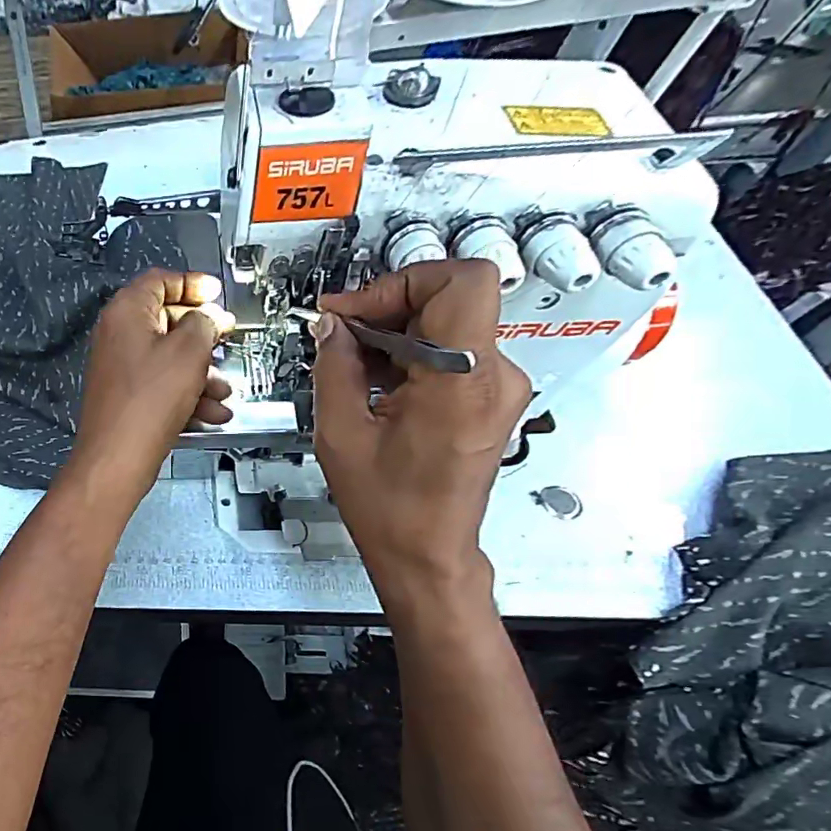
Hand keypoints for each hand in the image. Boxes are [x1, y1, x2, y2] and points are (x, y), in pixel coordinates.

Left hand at [71, 269, 234, 488]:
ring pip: (170, 360)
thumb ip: (204, 324)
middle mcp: (118, 336)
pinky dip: (188, 396)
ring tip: (223, 393)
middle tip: (226, 339)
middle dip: (202, 337)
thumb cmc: (149, 402)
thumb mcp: (189, 353)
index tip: (215, 292)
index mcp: (126, 313)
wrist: (117, 458)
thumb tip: (209, 317)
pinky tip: (211, 413)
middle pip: (167, 322)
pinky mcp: (127, 398)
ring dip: (202, 374)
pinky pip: (163, 386)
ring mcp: (121, 369)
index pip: (160, 281)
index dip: (191, 283)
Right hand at [313, 259, 529, 590]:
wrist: (427, 551)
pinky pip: (454, 351)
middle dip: (391, 307)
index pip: (458, 279)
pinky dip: (414, 355)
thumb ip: (334, 365)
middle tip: (346, 334)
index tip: (358, 308)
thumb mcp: (342, 434)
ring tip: (358, 367)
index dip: (400, 282)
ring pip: (451, 322)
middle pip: (451, 297)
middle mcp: (494, 380)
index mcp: (462, 383)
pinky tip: (380, 383)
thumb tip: (333, 327)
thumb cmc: (395, 512)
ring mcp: (498, 389)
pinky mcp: (490, 399)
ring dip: (399, 334)